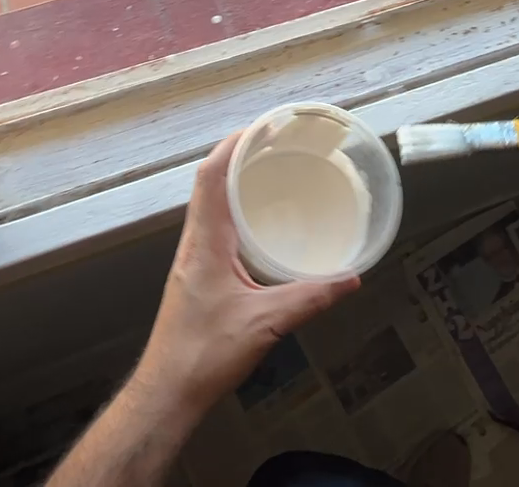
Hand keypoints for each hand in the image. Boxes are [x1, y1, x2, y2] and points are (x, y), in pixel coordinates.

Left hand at [132, 132, 359, 415]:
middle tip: (274, 140)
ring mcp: (193, 257)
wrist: (167, 393)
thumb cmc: (205, 354)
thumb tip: (352, 277)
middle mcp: (195, 242)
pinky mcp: (198, 273)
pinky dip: (234, 206)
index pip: (211, 177)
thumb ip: (309, 299)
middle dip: (238, 153)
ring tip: (269, 167)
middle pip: (209, 182)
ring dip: (234, 178)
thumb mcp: (265, 324)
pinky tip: (259, 218)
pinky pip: (215, 224)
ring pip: (210, 202)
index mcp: (205, 242)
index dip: (233, 145)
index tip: (262, 126)